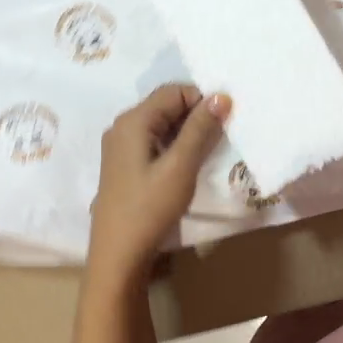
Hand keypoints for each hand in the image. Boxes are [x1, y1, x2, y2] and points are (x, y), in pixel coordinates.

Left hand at [87, 85, 230, 287]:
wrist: (119, 251)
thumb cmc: (150, 206)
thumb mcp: (181, 166)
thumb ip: (200, 129)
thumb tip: (220, 96)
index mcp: (133, 121)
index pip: (174, 91)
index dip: (202, 102)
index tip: (222, 125)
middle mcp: (123, 126)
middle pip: (167, 105)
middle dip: (196, 117)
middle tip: (218, 141)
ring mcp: (121, 145)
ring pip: (163, 124)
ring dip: (188, 133)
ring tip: (205, 155)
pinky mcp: (126, 163)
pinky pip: (156, 141)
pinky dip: (176, 146)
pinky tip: (187, 166)